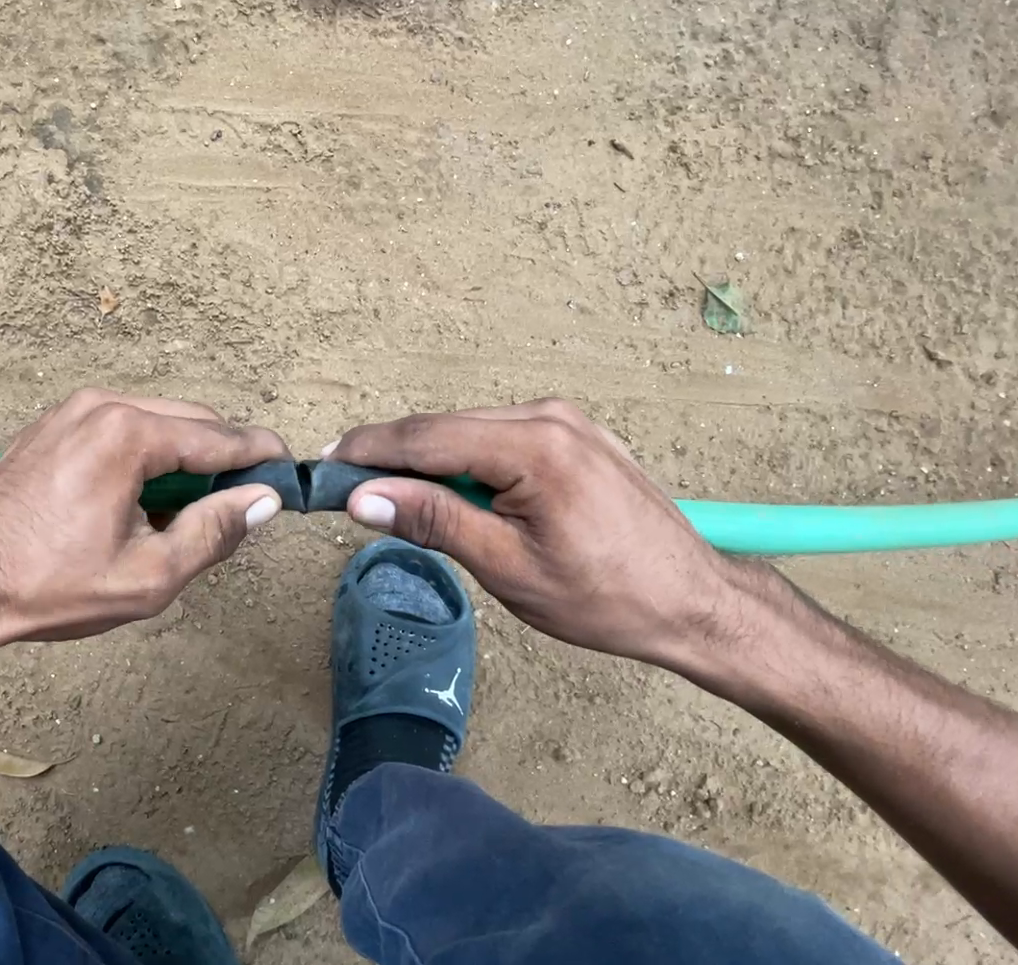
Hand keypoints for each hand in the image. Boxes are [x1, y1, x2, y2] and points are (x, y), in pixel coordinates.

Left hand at [0, 389, 288, 670]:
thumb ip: (213, 532)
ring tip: (187, 511)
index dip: (260, 455)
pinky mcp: (54, 423)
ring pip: (157, 420)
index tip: (290, 468)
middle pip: (190, 421)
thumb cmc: (50, 587)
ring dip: (184, 457)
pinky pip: (121, 425)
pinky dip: (147, 452)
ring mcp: (72, 410)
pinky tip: (143, 497)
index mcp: (127, 435)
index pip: (217, 438)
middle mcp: (101, 405)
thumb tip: (262, 501)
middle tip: (242, 502)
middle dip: (223, 457)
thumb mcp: (148, 576)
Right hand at [327, 399, 753, 670]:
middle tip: (346, 490)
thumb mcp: (507, 568)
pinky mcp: (571, 434)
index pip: (425, 436)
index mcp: (533, 446)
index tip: (321, 467)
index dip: (366, 451)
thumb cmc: (604, 598)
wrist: (696, 602)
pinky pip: (495, 437)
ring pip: (466, 431)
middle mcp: (547, 416)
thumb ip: (433, 521)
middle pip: (442, 428)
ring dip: (424, 461)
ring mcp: (563, 420)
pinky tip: (447, 490)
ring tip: (391, 498)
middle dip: (390, 456)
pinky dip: (460, 461)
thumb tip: (363, 498)